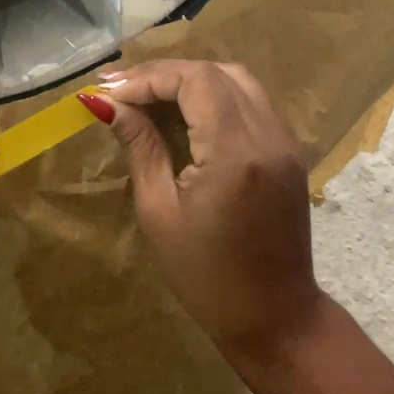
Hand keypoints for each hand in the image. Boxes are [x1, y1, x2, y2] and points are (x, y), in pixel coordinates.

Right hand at [80, 60, 322, 351]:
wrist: (275, 319)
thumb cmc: (205, 275)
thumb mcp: (158, 209)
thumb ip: (139, 145)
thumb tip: (105, 103)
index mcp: (236, 153)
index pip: (194, 81)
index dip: (148, 78)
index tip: (107, 93)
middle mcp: (269, 136)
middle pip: (215, 73)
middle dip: (164, 74)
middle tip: (120, 91)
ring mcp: (285, 143)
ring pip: (237, 80)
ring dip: (190, 80)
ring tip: (147, 97)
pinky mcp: (288, 152)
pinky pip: (250, 102)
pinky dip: (213, 96)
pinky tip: (181, 114)